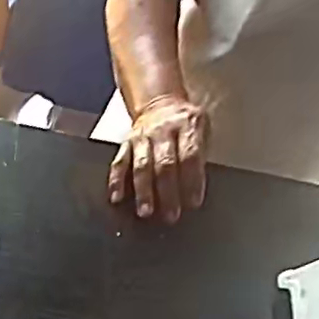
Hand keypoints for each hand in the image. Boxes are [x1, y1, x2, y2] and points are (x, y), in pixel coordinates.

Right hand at [109, 93, 207, 222]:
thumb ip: (199, 152)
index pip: (191, 157)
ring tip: (145, 212)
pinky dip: (116, 182)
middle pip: (165, 165)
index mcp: (189, 124)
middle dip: (168, 192)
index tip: (193, 202)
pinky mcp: (125, 145)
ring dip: (143, 192)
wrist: (159, 104)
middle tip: (170, 215)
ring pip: (142, 168)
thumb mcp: (202, 128)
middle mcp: (164, 130)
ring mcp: (142, 138)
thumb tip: (193, 185)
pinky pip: (118, 165)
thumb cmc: (184, 122)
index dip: (192, 181)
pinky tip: (116, 198)